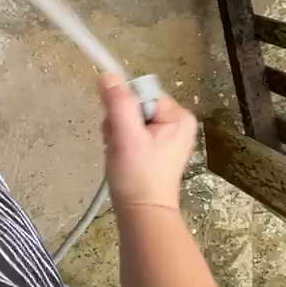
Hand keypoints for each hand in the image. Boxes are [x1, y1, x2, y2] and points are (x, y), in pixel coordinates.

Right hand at [98, 72, 196, 210]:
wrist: (141, 212)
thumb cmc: (138, 175)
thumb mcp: (126, 136)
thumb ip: (118, 103)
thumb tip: (107, 74)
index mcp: (178, 116)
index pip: (140, 92)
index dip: (122, 106)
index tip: (119, 128)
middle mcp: (175, 121)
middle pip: (133, 103)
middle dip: (118, 120)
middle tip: (119, 142)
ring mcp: (165, 133)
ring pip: (128, 115)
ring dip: (116, 130)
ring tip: (120, 150)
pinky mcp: (154, 144)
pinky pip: (129, 128)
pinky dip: (120, 138)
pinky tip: (121, 154)